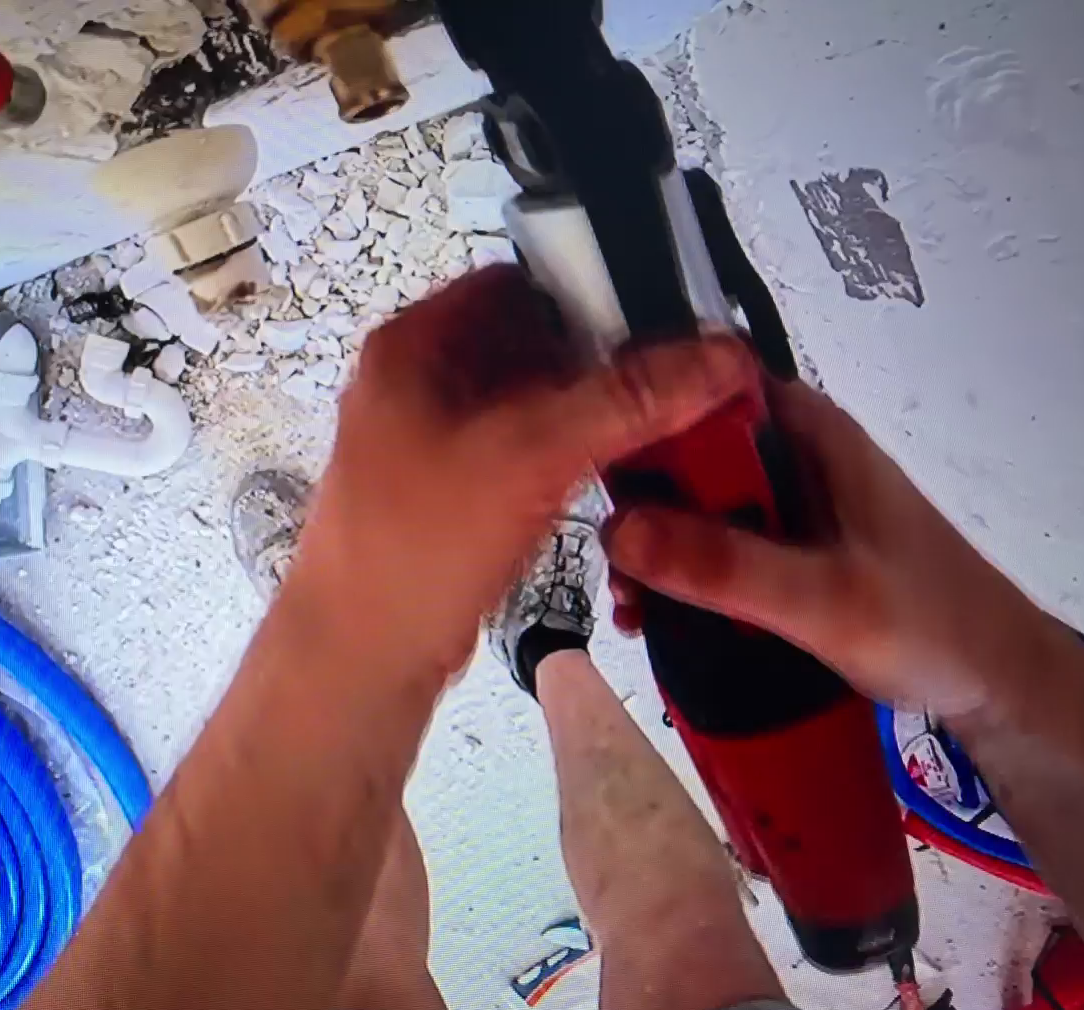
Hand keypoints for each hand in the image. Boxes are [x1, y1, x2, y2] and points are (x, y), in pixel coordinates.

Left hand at [284, 266, 746, 673]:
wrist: (361, 651)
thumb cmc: (416, 545)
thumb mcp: (522, 457)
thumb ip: (622, 399)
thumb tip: (722, 355)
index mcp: (409, 349)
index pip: (514, 284)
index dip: (592, 291)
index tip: (670, 316)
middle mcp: (414, 385)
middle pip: (524, 343)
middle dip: (600, 358)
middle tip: (688, 373)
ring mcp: (428, 440)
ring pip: (524, 401)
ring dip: (587, 409)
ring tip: (671, 417)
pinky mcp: (448, 490)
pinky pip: (516, 450)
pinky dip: (563, 451)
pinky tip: (617, 464)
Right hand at [603, 376, 1054, 717]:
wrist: (996, 691)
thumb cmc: (936, 629)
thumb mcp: (825, 598)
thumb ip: (723, 565)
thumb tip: (616, 531)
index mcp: (807, 436)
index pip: (701, 388)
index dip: (640, 412)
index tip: (587, 458)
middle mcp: (782, 459)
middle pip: (679, 451)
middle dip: (635, 504)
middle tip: (615, 561)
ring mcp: (773, 505)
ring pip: (680, 504)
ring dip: (643, 550)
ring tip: (632, 604)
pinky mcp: (767, 546)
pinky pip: (694, 544)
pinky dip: (665, 575)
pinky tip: (650, 614)